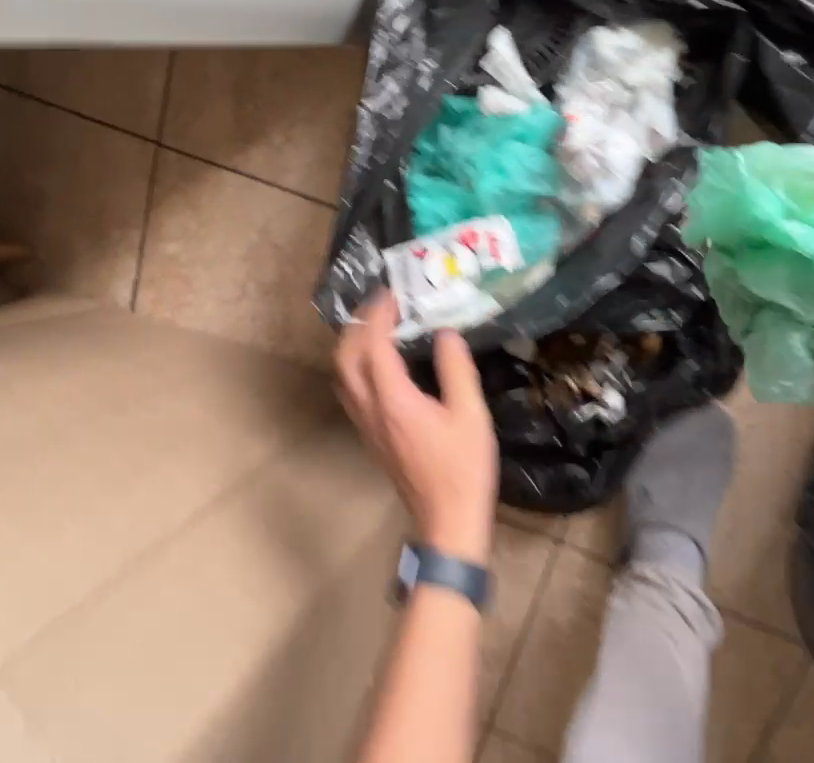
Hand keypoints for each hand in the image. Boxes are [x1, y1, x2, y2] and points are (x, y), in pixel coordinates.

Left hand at [335, 293, 498, 563]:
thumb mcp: (471, 415)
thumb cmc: (463, 469)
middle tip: (382, 304)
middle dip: (358, 324)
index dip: (379, 314)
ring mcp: (366, 425)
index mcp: (393, 400)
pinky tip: (379, 363)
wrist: (447, 520)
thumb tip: (445, 334)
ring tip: (377, 326)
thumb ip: (456, 370)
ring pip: (342, 375)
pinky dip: (356, 365)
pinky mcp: (371, 436)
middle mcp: (370, 409)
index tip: (394, 293)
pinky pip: (350, 390)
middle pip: (345, 357)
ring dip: (353, 344)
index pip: (373, 345)